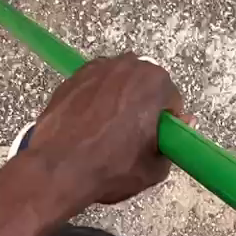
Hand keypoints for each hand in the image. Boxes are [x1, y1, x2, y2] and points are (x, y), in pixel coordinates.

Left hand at [13, 53, 180, 214]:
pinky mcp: (73, 78)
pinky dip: (95, 102)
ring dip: (118, 102)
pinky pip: (93, 87)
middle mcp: (128, 66)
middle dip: (142, 107)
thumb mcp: (153, 169)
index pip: (171, 100)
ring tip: (107, 134)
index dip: (165, 122)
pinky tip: (88, 126)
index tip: (156, 138)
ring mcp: (97, 69)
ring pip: (118, 85)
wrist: (58, 169)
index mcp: (154, 83)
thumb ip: (172, 146)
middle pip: (144, 87)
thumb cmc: (107, 167)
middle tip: (131, 138)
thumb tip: (176, 132)